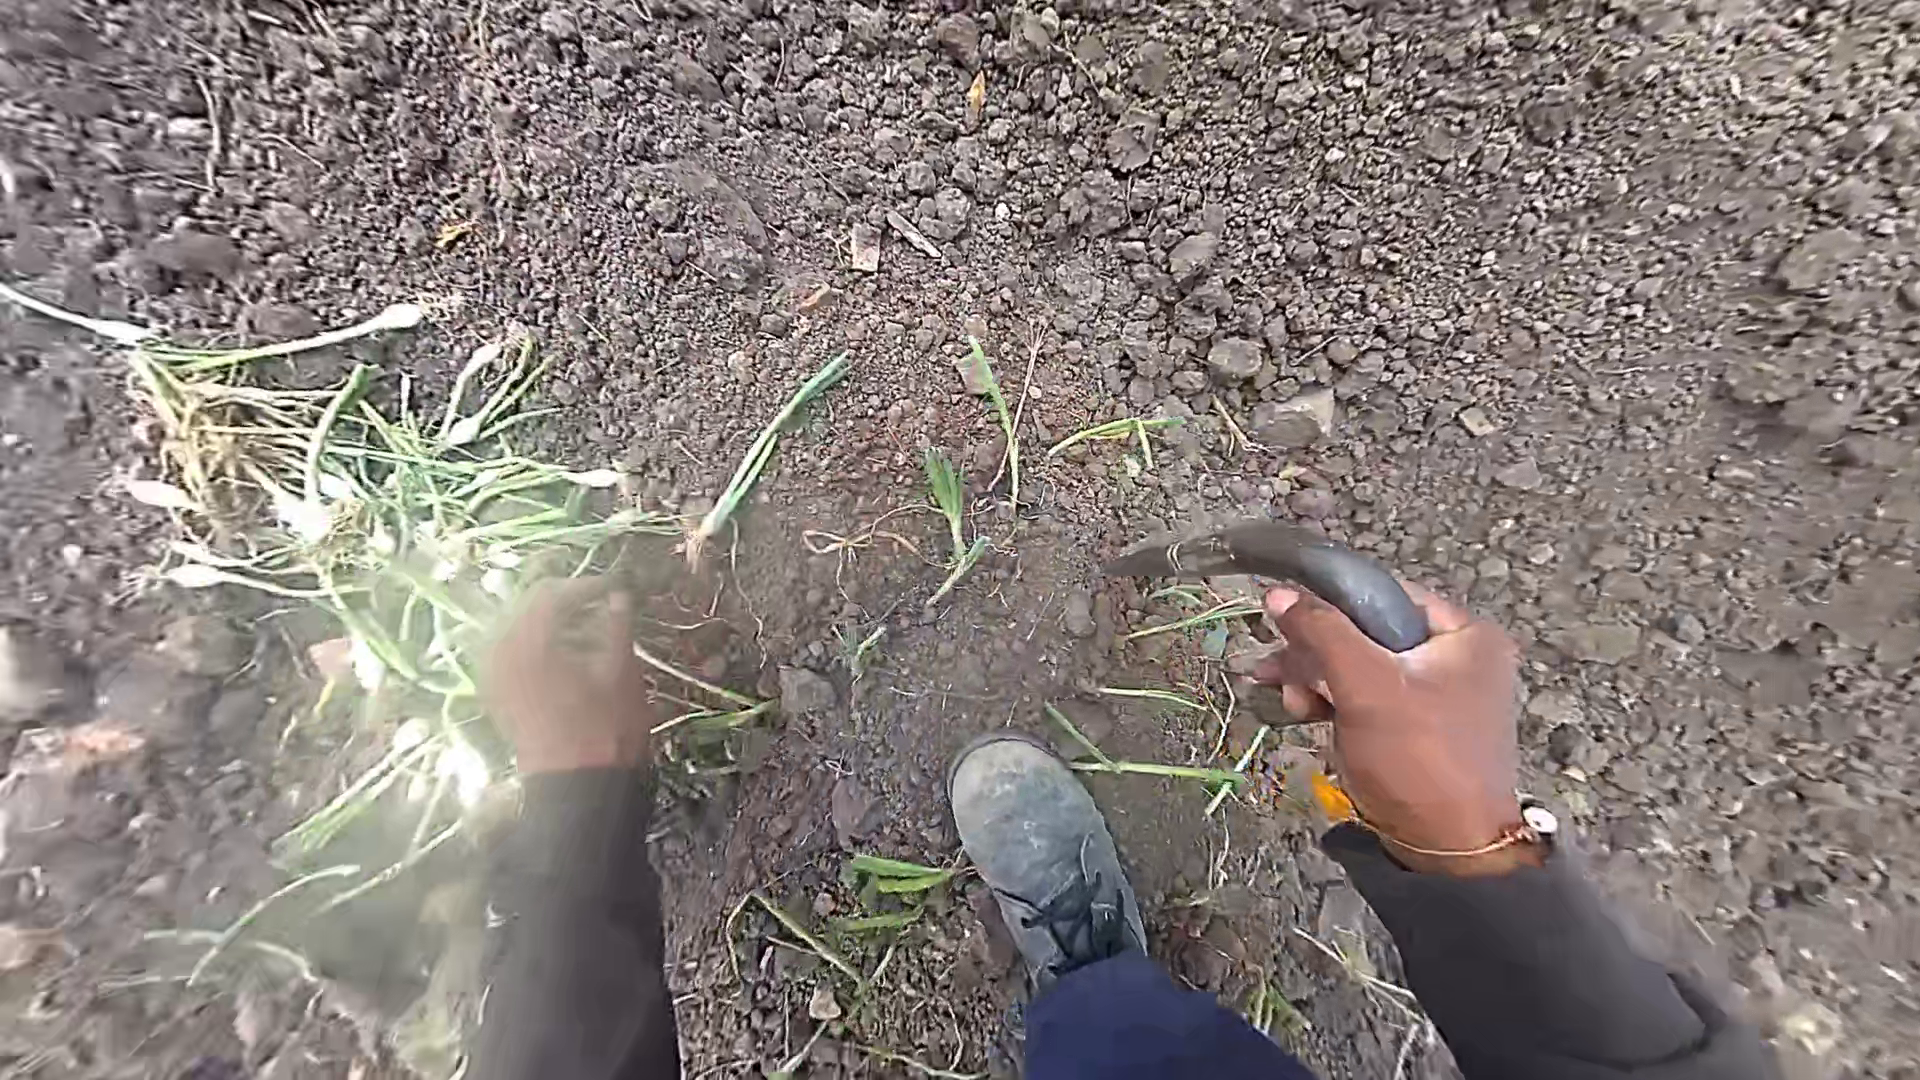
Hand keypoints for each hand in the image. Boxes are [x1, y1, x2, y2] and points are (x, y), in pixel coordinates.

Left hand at [485, 577, 655, 773]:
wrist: (581, 783)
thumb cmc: (606, 725)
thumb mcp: (619, 668)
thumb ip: (616, 624)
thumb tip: (618, 595)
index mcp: (527, 645)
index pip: (551, 594)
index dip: (588, 585)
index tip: (618, 587)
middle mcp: (499, 654)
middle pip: (529, 606)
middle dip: (569, 599)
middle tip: (606, 601)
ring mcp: (494, 675)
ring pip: (521, 626)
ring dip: (556, 619)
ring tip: (594, 623)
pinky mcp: (499, 692)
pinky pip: (515, 649)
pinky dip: (543, 640)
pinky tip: (573, 648)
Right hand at [1255, 583, 1537, 876]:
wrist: (1441, 847)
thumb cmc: (1416, 756)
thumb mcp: (1365, 685)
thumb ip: (1321, 632)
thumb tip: (1277, 595)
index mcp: (1461, 635)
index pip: (1380, 594)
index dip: (1328, 605)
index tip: (1286, 622)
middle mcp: (1448, 654)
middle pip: (1356, 628)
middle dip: (1311, 652)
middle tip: (1279, 670)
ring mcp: (1425, 687)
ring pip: (1346, 658)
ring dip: (1309, 676)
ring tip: (1289, 700)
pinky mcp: (1403, 715)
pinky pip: (1351, 687)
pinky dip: (1322, 695)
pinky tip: (1300, 709)